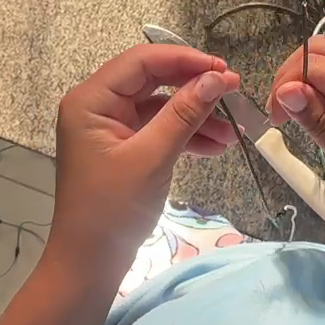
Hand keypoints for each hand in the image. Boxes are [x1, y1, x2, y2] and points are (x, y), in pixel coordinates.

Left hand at [50, 45, 240, 274]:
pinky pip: (159, 129)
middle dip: (194, 88)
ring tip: (232, 133)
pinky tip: (215, 147)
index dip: (185, 60)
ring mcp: (110, 127)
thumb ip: (185, 114)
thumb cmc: (113, 209)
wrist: (90, 263)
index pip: (142, 61)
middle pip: (153, 80)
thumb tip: (218, 79)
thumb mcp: (152, 158)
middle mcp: (97, 106)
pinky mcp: (124, 148)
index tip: (224, 70)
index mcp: (91, 100)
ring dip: (196, 116)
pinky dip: (186, 135)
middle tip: (234, 93)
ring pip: (160, 106)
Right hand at [267, 37, 324, 231]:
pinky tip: (318, 109)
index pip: (316, 66)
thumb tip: (286, 91)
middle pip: (322, 48)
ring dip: (305, 76)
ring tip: (295, 113)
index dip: (286, 86)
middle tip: (280, 115)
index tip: (276, 121)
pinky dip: (323, 80)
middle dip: (291, 75)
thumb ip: (319, 122)